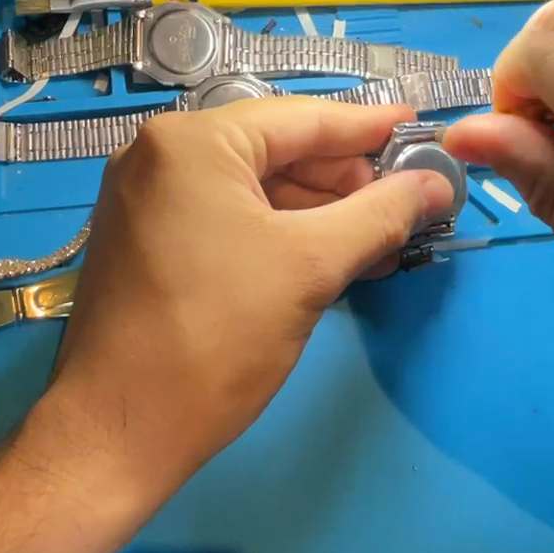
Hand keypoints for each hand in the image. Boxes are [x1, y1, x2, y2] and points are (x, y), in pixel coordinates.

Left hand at [16, 98, 455, 512]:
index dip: (366, 127)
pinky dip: (279, 234)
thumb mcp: (309, 268)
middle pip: (275, 152)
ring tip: (381, 238)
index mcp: (192, 143)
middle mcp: (160, 155)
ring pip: (253, 190)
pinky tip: (330, 255)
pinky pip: (227, 219)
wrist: (118, 433)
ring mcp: (148, 199)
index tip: (417, 126)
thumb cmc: (216, 339)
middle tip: (408, 202)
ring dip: (318, 213)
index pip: (299, 119)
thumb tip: (435, 184)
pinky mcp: (148, 240)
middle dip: (345, 180)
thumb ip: (379, 214)